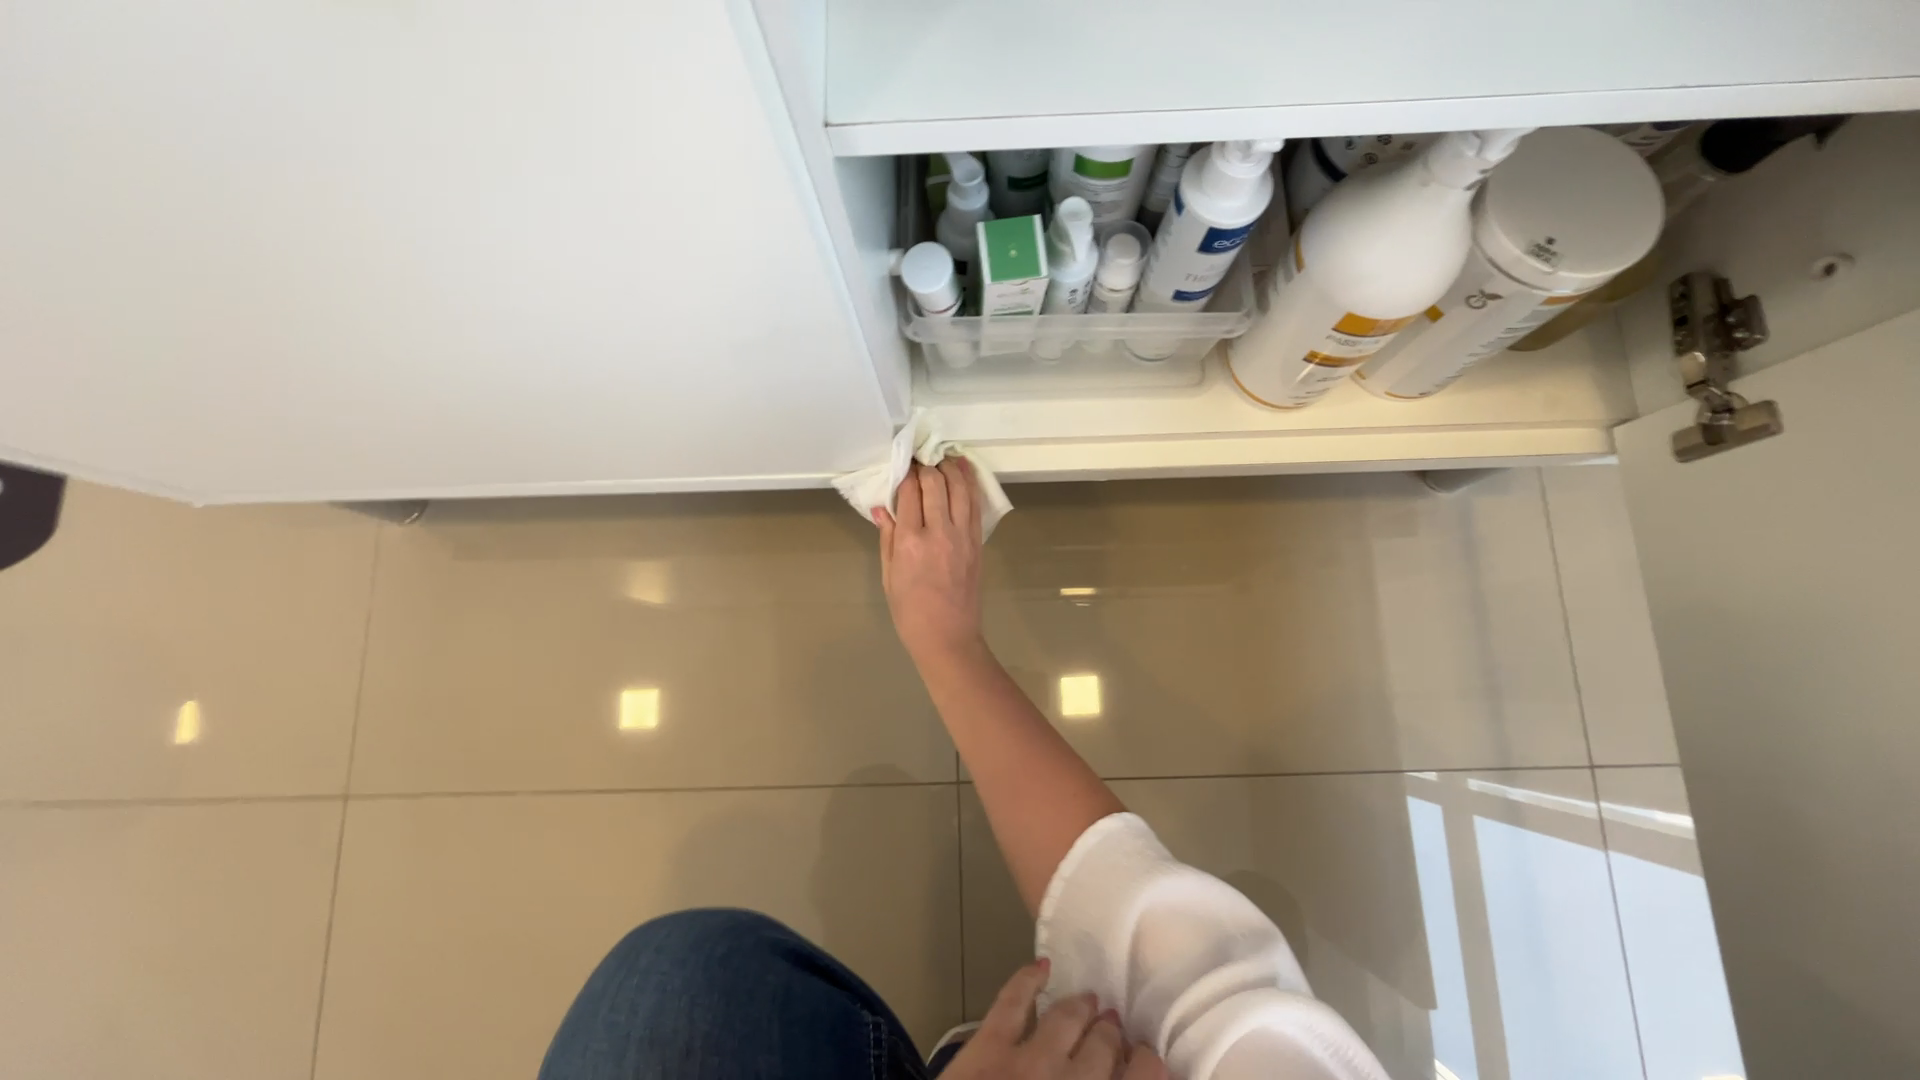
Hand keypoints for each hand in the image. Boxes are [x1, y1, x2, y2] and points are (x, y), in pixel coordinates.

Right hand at [873, 458, 984, 663]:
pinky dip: (970, 482)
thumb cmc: (910, 612)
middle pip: (934, 483)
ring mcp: (962, 536)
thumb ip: (887, 538)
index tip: (902, 466)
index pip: (908, 493)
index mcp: (910, 542)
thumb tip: (882, 508)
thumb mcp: (889, 576)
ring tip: (941, 458)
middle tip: (919, 461)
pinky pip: (974, 504)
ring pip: (959, 488)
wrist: (948, 637)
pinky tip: (963, 469)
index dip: (905, 473)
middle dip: (925, 466)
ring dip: (949, 468)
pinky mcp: (977, 541)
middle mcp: (938, 532)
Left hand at [943, 961, 1166, 1079]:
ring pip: (1069, 1021)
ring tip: (1091, 1003)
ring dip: (1084, 1009)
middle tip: (1116, 1030)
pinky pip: (1015, 1000)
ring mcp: (1033, 1063)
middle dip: (1114, 1038)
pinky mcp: (990, 1047)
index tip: (1149, 1060)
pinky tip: (1044, 968)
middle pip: (1106, 1050)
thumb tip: (1118, 1075)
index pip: (1142, 1079)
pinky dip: (1029, 979)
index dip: (1148, 1067)